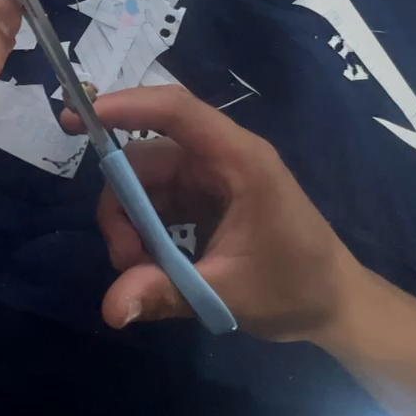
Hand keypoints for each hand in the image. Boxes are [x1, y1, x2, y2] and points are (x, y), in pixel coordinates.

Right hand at [64, 85, 362, 342]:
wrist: (336, 305)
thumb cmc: (295, 288)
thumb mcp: (228, 294)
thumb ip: (166, 293)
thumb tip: (110, 308)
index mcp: (239, 160)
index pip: (177, 112)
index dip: (126, 106)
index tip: (78, 119)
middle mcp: (220, 157)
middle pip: (146, 157)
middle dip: (122, 205)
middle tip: (123, 259)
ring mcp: (210, 176)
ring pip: (144, 181)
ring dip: (130, 223)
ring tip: (140, 271)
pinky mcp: (203, 195)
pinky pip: (156, 199)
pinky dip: (143, 229)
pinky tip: (152, 264)